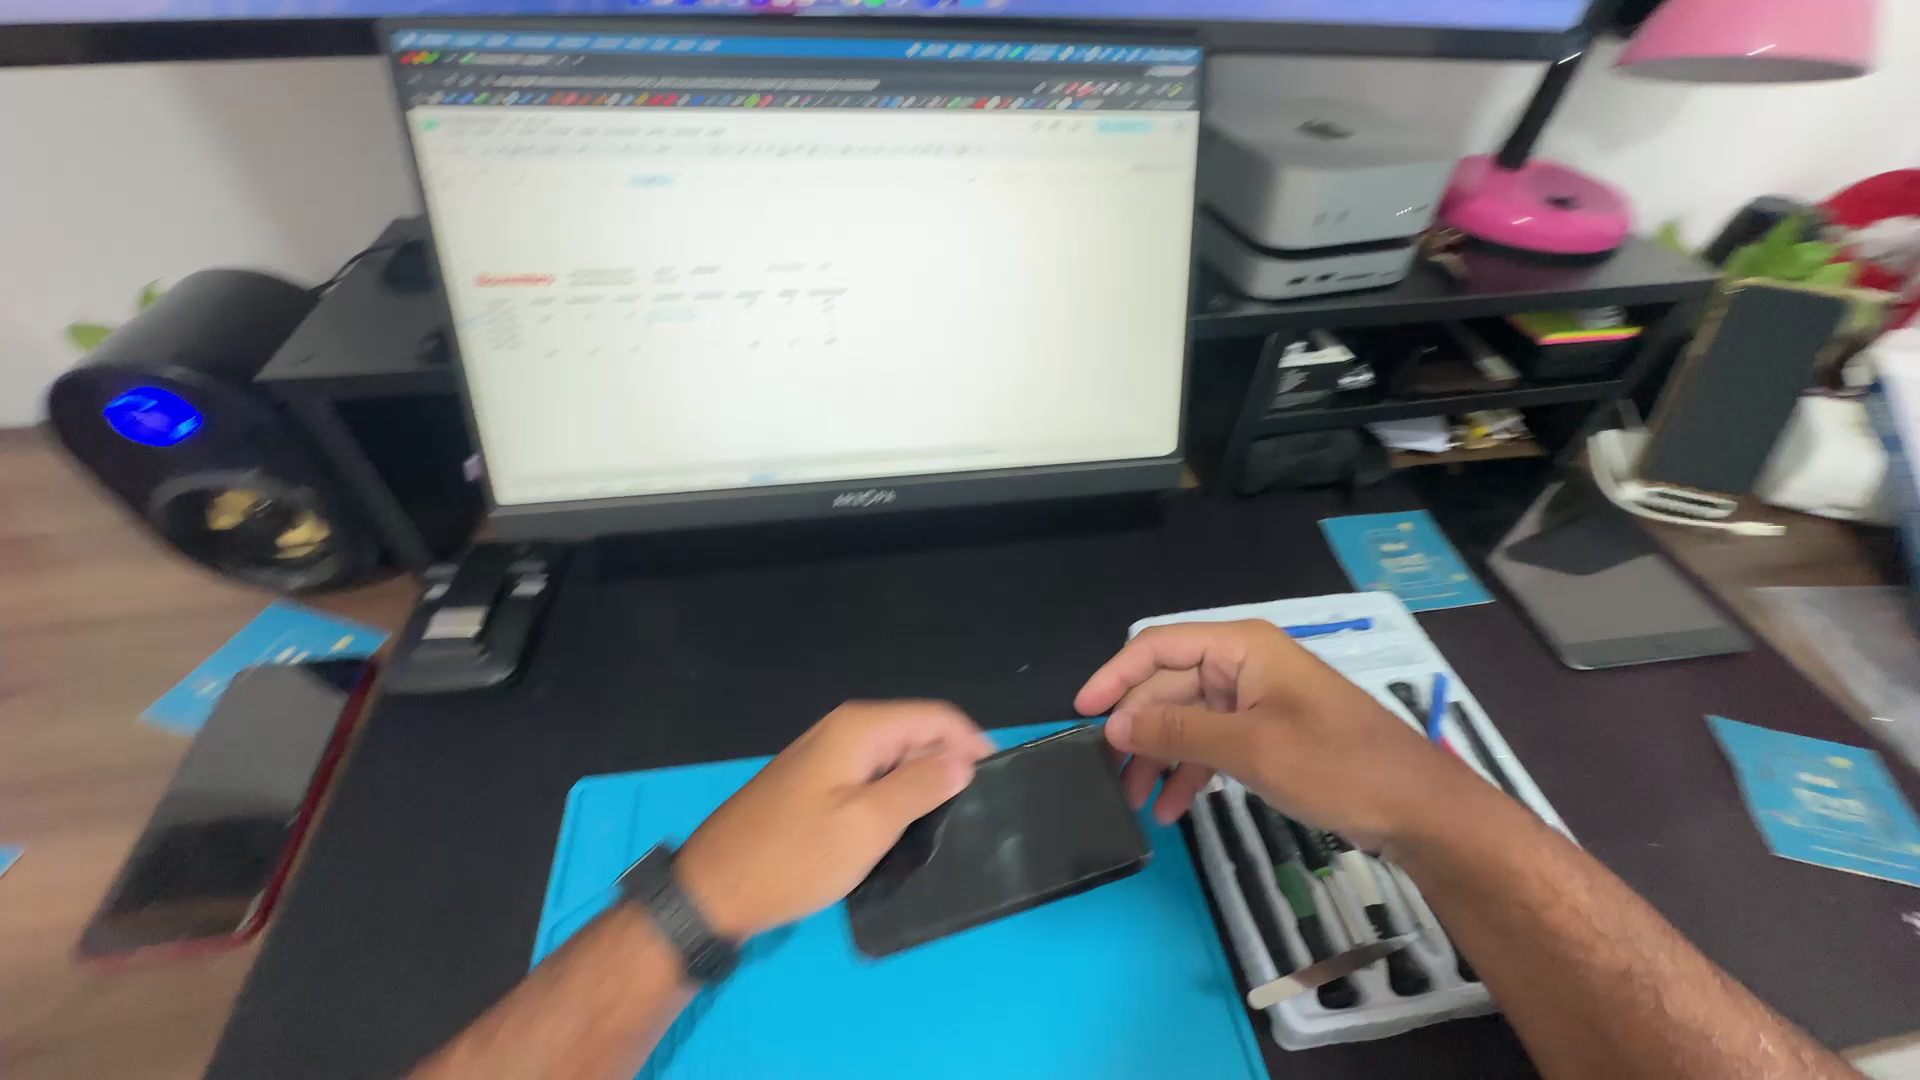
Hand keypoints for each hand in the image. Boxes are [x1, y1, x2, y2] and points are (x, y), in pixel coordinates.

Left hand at [675, 701, 994, 941]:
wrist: (715, 888)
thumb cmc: (795, 855)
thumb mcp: (867, 825)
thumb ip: (920, 786)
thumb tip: (963, 760)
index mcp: (860, 728)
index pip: (935, 716)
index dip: (971, 742)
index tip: (998, 780)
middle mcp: (846, 729)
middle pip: (917, 733)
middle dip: (949, 763)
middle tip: (976, 812)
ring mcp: (829, 755)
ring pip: (896, 756)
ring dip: (924, 782)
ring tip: (948, 823)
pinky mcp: (819, 781)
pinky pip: (873, 775)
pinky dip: (896, 794)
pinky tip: (906, 826)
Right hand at [1075, 620, 1474, 848]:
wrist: (1419, 811)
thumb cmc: (1336, 764)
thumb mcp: (1249, 746)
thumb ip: (1177, 731)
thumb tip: (1115, 725)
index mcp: (1240, 648)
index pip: (1158, 647)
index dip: (1115, 675)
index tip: (1082, 712)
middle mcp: (1243, 666)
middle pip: (1169, 687)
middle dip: (1138, 730)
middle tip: (1108, 774)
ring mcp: (1255, 701)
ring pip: (1187, 720)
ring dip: (1159, 757)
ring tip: (1133, 800)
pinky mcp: (1266, 734)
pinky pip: (1213, 744)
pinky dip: (1191, 772)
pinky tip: (1170, 808)